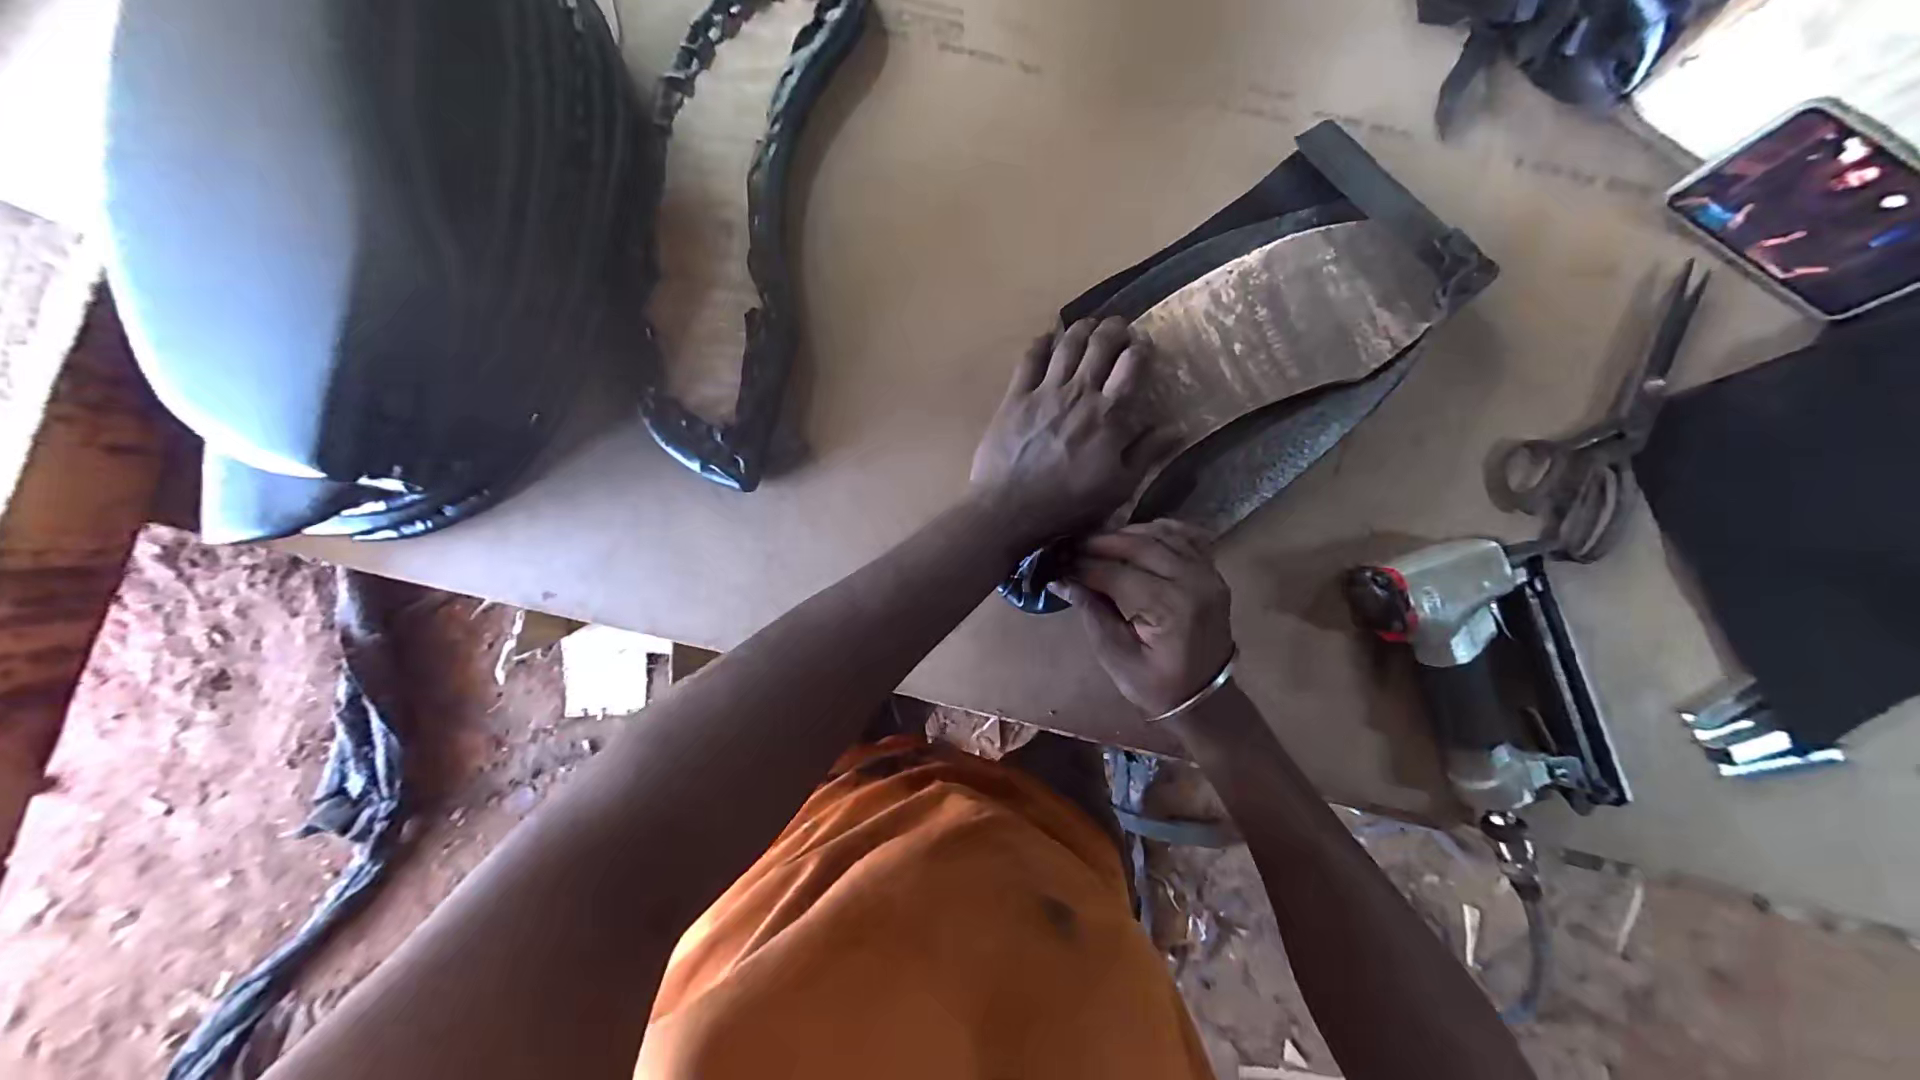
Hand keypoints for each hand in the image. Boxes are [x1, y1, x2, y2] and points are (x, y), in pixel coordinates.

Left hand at [969, 317, 1162, 545]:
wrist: (1010, 507)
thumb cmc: (1068, 504)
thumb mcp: (1117, 487)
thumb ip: (1146, 454)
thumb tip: (1176, 428)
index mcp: (1109, 415)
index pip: (1132, 367)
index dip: (1140, 348)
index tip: (1143, 344)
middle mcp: (1080, 394)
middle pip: (1101, 346)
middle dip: (1114, 329)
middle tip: (1119, 325)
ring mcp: (1045, 392)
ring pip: (1068, 346)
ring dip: (1081, 329)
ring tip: (1089, 323)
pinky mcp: (1015, 397)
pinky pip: (1030, 359)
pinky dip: (1041, 343)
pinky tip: (1047, 337)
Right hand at [1066, 520, 1234, 713]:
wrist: (1206, 698)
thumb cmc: (1158, 686)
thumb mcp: (1117, 658)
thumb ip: (1091, 614)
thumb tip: (1060, 581)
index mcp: (1170, 608)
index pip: (1116, 573)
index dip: (1083, 567)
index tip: (1059, 566)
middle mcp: (1193, 582)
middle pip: (1139, 545)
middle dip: (1101, 544)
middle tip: (1072, 547)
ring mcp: (1208, 573)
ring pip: (1162, 534)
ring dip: (1127, 533)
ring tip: (1098, 543)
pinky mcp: (1212, 572)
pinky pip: (1186, 537)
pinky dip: (1159, 530)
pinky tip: (1137, 536)